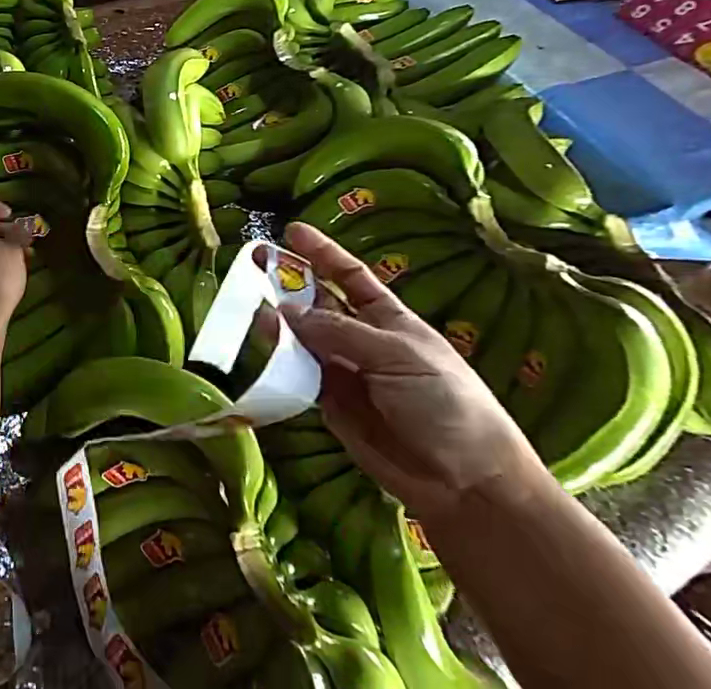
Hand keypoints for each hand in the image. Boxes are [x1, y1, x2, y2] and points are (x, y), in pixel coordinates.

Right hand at [280, 222, 545, 527]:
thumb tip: (287, 311)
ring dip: (277, 325)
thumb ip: (341, 333)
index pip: (350, 276)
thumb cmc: (445, 401)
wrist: (465, 479)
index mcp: (387, 317)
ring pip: (303, 340)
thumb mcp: (398, 355)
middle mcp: (361, 339)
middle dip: (288, 284)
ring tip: (246, 308)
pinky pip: (299, 378)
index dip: (323, 252)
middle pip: (319, 304)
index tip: (293, 231)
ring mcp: (344, 372)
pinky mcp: (332, 406)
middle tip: (251, 266)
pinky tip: (259, 353)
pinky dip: (279, 365)